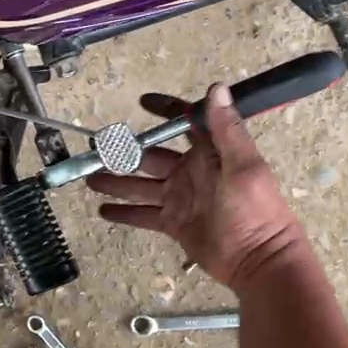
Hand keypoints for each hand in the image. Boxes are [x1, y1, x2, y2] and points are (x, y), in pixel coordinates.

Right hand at [87, 83, 304, 287]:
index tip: (142, 102)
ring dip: (115, 182)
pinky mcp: (172, 224)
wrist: (258, 260)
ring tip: (89, 179)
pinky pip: (142, 215)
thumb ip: (225, 129)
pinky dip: (123, 213)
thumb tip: (215, 87)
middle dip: (124, 151)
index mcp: (208, 154)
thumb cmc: (254, 209)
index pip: (184, 124)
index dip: (165, 111)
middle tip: (96, 146)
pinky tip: (102, 211)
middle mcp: (190, 172)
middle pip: (150, 156)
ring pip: (139, 186)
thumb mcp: (242, 165)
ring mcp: (179, 199)